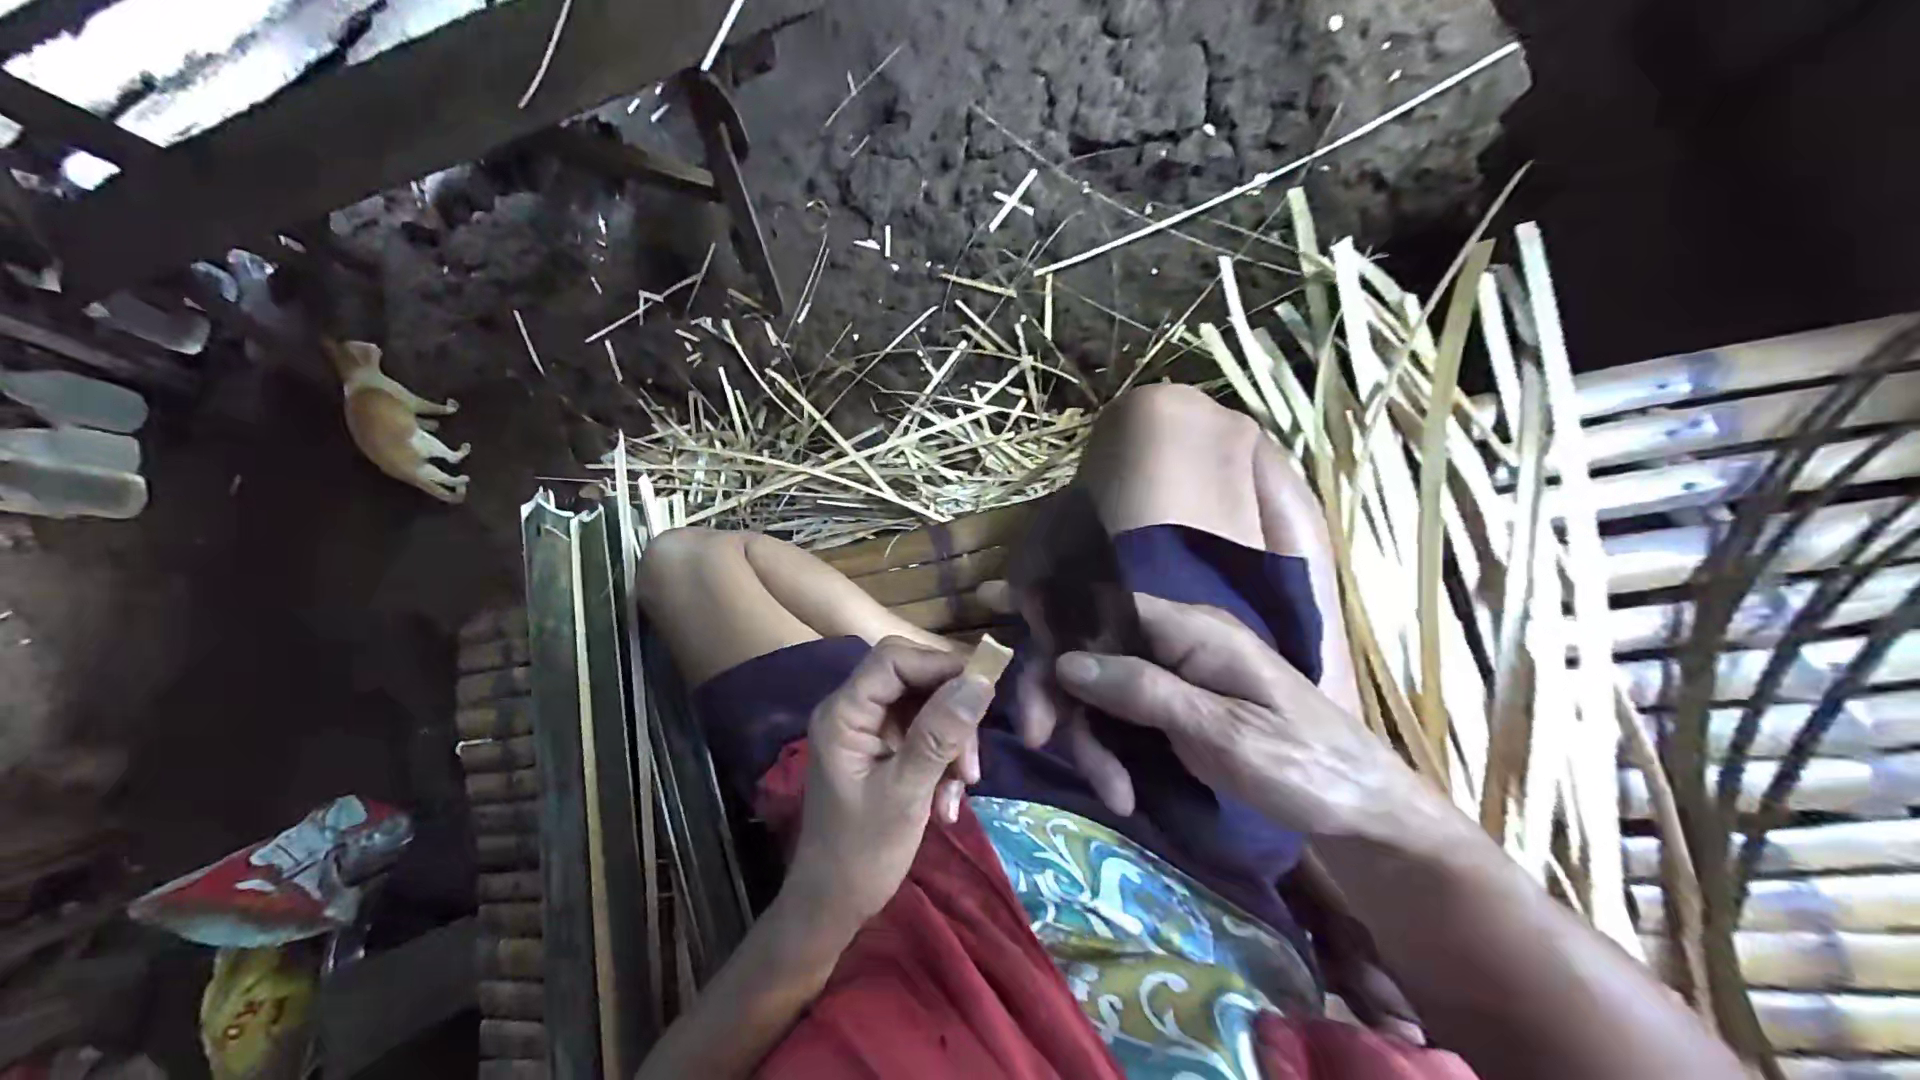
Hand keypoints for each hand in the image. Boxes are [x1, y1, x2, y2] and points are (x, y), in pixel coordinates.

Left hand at [783, 638, 994, 929]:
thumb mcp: (907, 792)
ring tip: (962, 787)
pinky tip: (948, 800)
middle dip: (951, 712)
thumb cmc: (862, 853)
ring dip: (952, 743)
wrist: (834, 905)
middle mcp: (853, 710)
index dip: (940, 665)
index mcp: (843, 713)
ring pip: (925, 707)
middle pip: (913, 679)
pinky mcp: (883, 749)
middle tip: (972, 755)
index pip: (893, 660)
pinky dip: (944, 760)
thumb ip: (941, 734)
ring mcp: (868, 730)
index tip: (984, 688)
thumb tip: (980, 681)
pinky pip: (925, 734)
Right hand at [1052, 593, 1441, 841]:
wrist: (1362, 811)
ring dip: (1090, 738)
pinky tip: (1121, 791)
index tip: (1004, 639)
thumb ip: (1144, 691)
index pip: (1100, 609)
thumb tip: (1066, 661)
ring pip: (1099, 690)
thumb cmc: (1304, 768)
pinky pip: (1120, 716)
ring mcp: (1173, 673)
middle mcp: (1175, 640)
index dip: (1049, 622)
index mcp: (1191, 629)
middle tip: (1042, 743)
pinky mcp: (1173, 705)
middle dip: (1062, 698)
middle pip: (1090, 651)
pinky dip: (1110, 751)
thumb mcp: (1223, 732)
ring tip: (1112, 793)